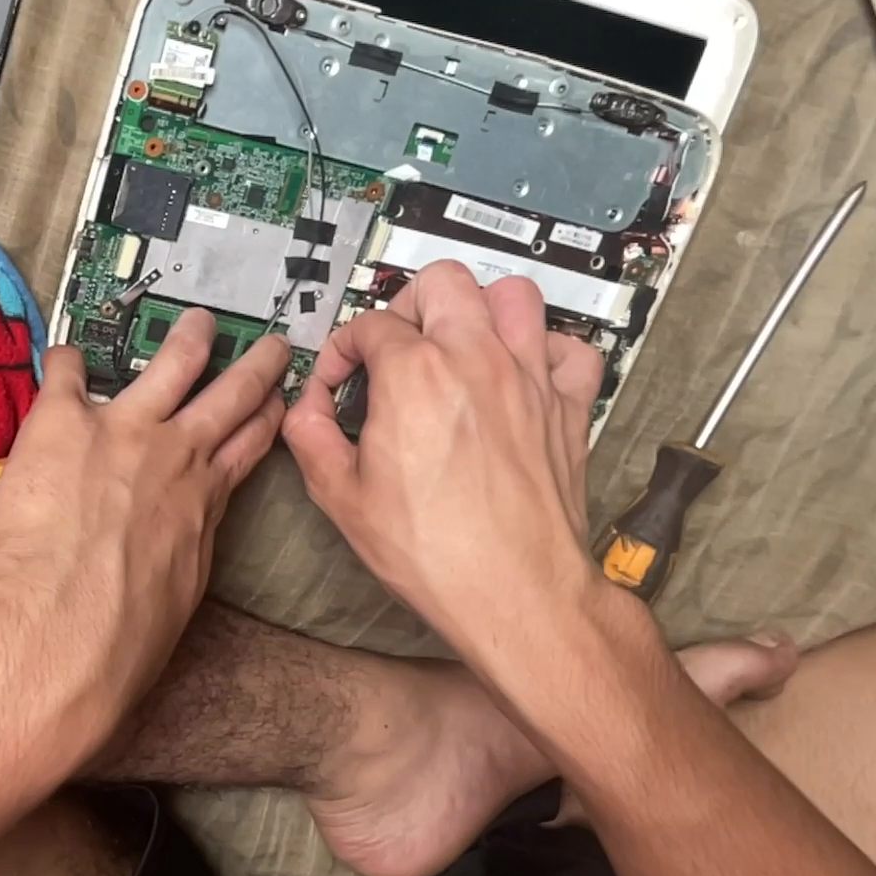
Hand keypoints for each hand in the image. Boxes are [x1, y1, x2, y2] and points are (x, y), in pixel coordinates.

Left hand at [0, 309, 289, 728]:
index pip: (248, 448)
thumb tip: (176, 535)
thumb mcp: (176, 596)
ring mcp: (122, 428)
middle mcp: (174, 454)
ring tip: (197, 321)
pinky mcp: (64, 420)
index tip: (281, 400)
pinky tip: (65, 353)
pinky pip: (68, 371)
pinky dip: (67, 361)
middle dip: (254, 368)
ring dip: (185, 341)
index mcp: (203, 503)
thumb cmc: (119, 640)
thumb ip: (180, 550)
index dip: (267, 420)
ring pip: (169, 366)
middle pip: (228, 398)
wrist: (56, 632)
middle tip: (272, 344)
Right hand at [281, 262, 606, 657]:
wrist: (514, 593)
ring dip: (475, 309)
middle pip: (441, 281)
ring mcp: (530, 378)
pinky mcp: (569, 408)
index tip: (335, 384)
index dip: (341, 350)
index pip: (368, 325)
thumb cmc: (426, 547)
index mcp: (413, 373)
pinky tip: (513, 375)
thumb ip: (308, 432)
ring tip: (452, 347)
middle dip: (405, 305)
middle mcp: (475, 359)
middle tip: (392, 349)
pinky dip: (541, 347)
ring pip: (514, 294)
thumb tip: (306, 405)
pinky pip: (569, 347)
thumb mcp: (336, 492)